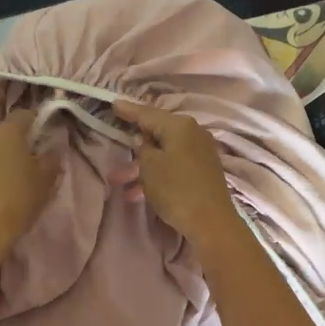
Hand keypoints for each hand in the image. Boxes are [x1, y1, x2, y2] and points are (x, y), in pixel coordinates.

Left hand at [0, 110, 57, 252]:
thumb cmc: (20, 198)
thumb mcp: (46, 179)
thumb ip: (51, 159)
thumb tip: (52, 149)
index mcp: (8, 131)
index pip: (24, 114)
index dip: (36, 122)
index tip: (44, 136)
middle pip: (5, 131)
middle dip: (17, 141)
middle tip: (30, 159)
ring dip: (0, 156)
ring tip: (11, 175)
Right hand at [112, 100, 237, 241]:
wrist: (211, 222)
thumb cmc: (176, 190)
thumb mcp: (150, 167)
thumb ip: (143, 148)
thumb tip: (146, 141)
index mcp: (180, 126)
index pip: (148, 114)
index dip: (129, 111)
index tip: (114, 103)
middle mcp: (193, 133)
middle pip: (158, 134)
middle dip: (135, 146)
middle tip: (116, 147)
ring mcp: (200, 153)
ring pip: (164, 154)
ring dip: (141, 167)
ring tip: (118, 182)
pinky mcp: (203, 171)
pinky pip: (173, 166)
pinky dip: (157, 175)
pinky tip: (137, 193)